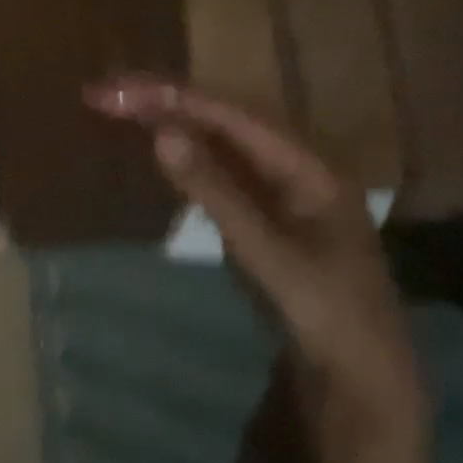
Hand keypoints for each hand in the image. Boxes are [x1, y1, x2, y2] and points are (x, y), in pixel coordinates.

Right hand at [86, 76, 428, 462]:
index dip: (173, 98)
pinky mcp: (265, 207)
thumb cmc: (321, 310)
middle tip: (103, 90)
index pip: (232, 115)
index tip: (116, 89)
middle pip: (224, 117)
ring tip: (116, 104)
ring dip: (169, 117)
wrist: (359, 373)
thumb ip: (213, 190)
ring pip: (219, 136)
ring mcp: (283, 187)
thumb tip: (160, 133)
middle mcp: (298, 166)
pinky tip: (153, 140)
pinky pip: (218, 161)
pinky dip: (181, 145)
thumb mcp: (265, 251)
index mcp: (310, 168)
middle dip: (164, 98)